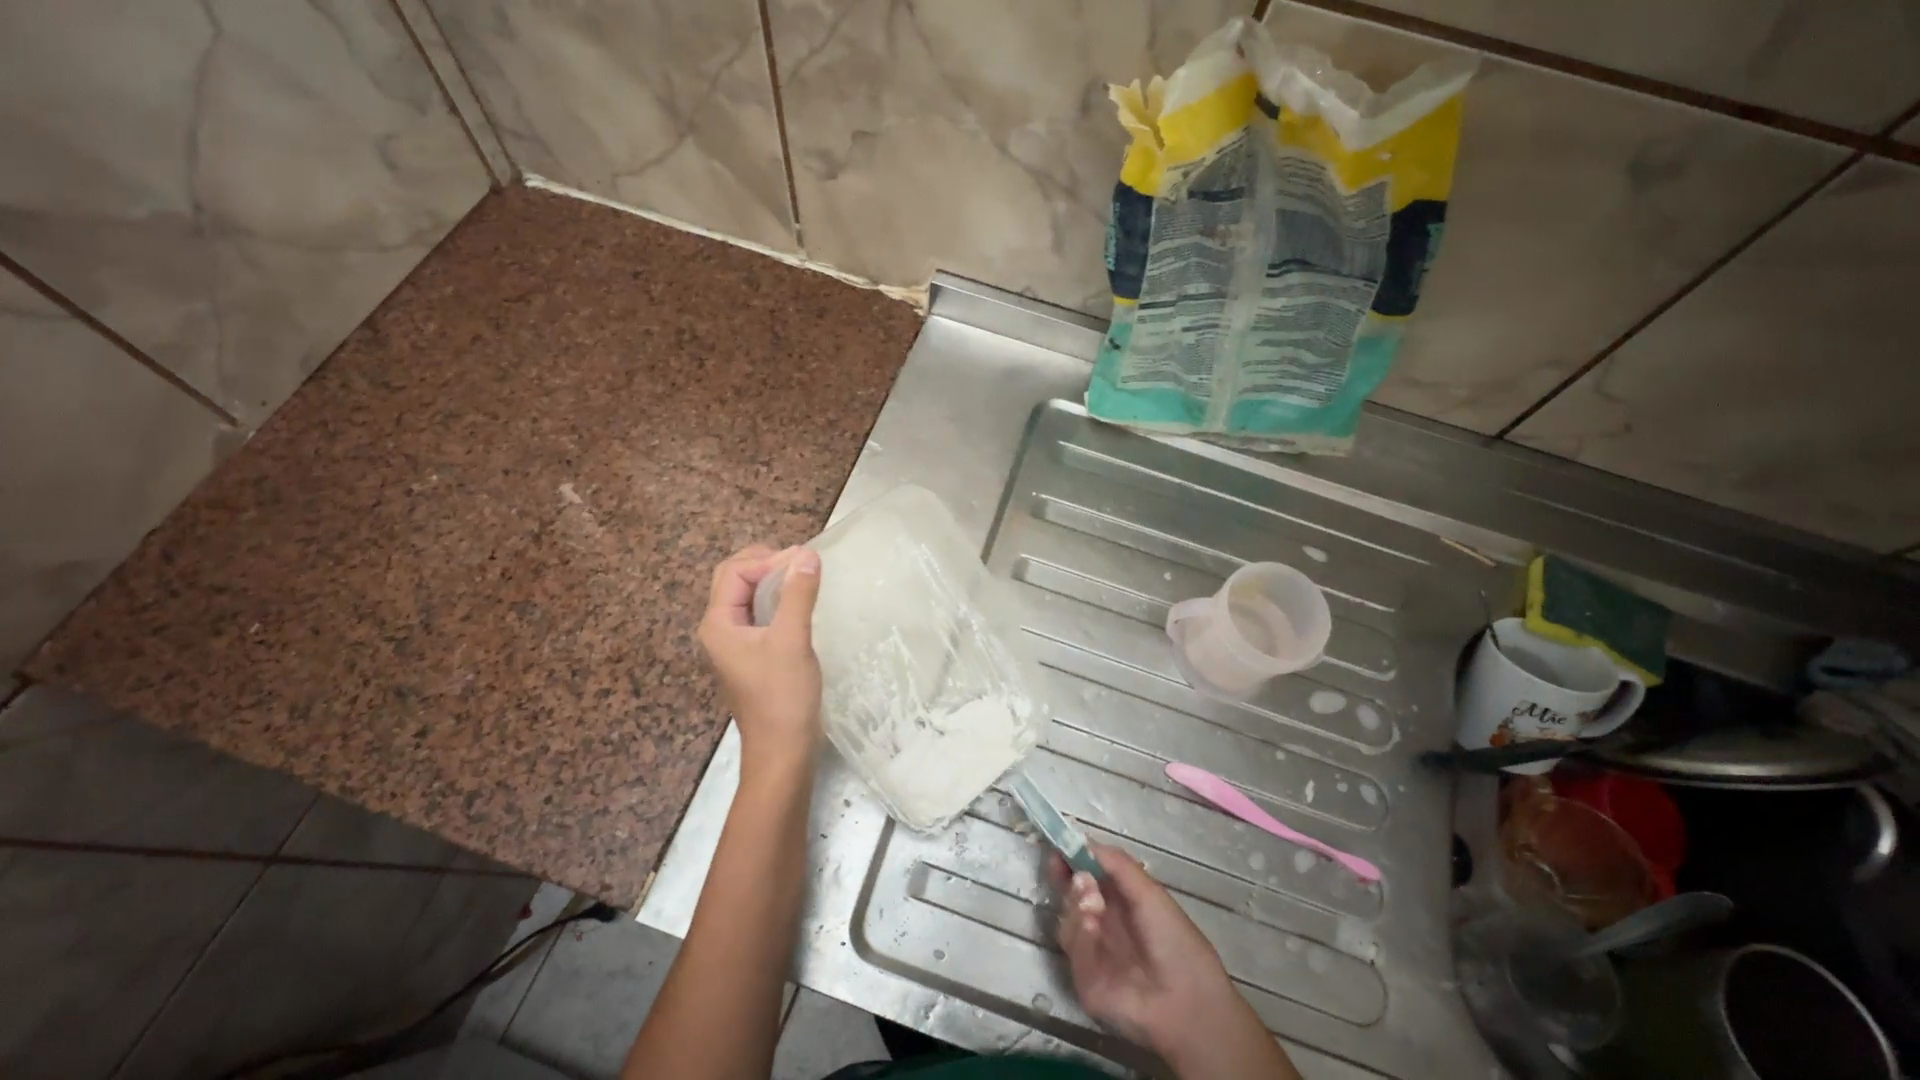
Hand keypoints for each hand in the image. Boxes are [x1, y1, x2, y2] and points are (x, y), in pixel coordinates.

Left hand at [698, 544, 823, 777]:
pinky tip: (801, 604)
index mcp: (718, 624)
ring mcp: (734, 645)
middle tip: (802, 562)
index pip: (734, 571)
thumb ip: (798, 594)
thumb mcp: (792, 640)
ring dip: (772, 581)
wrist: (782, 751)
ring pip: (747, 597)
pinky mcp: (752, 657)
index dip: (767, 560)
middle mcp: (719, 631)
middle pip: (735, 580)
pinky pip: (758, 616)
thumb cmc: (783, 696)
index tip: (803, 560)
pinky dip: (777, 602)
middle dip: (766, 564)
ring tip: (804, 576)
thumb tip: (807, 554)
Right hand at [1050, 845, 1300, 1079]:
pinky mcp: (1083, 979)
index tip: (1058, 847)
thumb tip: (1082, 840)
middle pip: (1070, 896)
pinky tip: (1092, 926)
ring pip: (1067, 921)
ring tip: (1091, 902)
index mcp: (1120, 903)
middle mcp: (1103, 925)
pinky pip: (1073, 950)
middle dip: (1068, 881)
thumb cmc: (1175, 941)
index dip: (1071, 860)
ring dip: (1075, 905)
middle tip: (1073, 873)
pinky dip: (1080, 934)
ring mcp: (1091, 953)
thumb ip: (1117, 864)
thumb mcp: (1150, 894)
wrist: (1185, 1002)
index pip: (1087, 876)